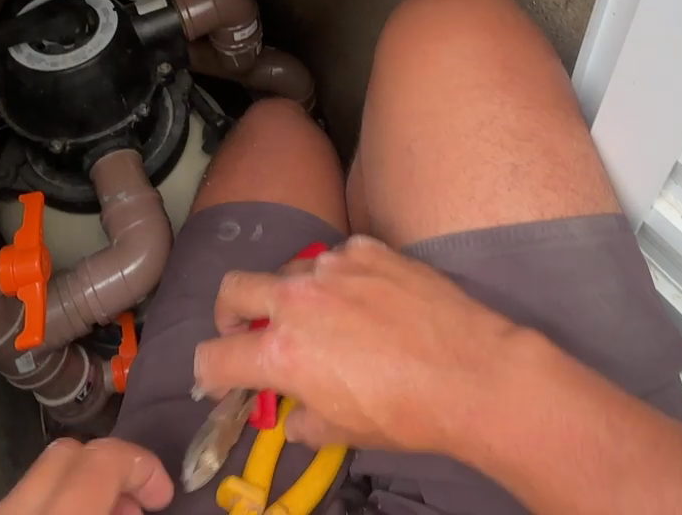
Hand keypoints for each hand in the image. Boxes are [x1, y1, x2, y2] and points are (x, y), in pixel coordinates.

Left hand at [0, 437, 172, 514]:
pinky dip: (58, 504)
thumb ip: (123, 510)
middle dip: (111, 466)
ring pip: (41, 476)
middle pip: (66, 454)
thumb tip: (139, 501)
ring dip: (84, 485)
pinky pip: (24, 502)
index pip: (100, 461)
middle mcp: (15, 512)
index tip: (162, 495)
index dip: (142, 466)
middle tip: (137, 506)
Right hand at [191, 234, 527, 453]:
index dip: (209, 373)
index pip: (215, 356)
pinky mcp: (368, 248)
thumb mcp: (344, 433)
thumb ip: (303, 418)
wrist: (472, 372)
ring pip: (289, 269)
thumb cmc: (406, 414)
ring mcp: (334, 265)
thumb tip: (294, 412)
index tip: (219, 378)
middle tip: (248, 331)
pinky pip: (337, 257)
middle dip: (230, 314)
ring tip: (323, 316)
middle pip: (234, 289)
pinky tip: (367, 297)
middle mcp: (299, 298)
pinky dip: (339, 277)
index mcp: (283, 351)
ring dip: (290, 293)